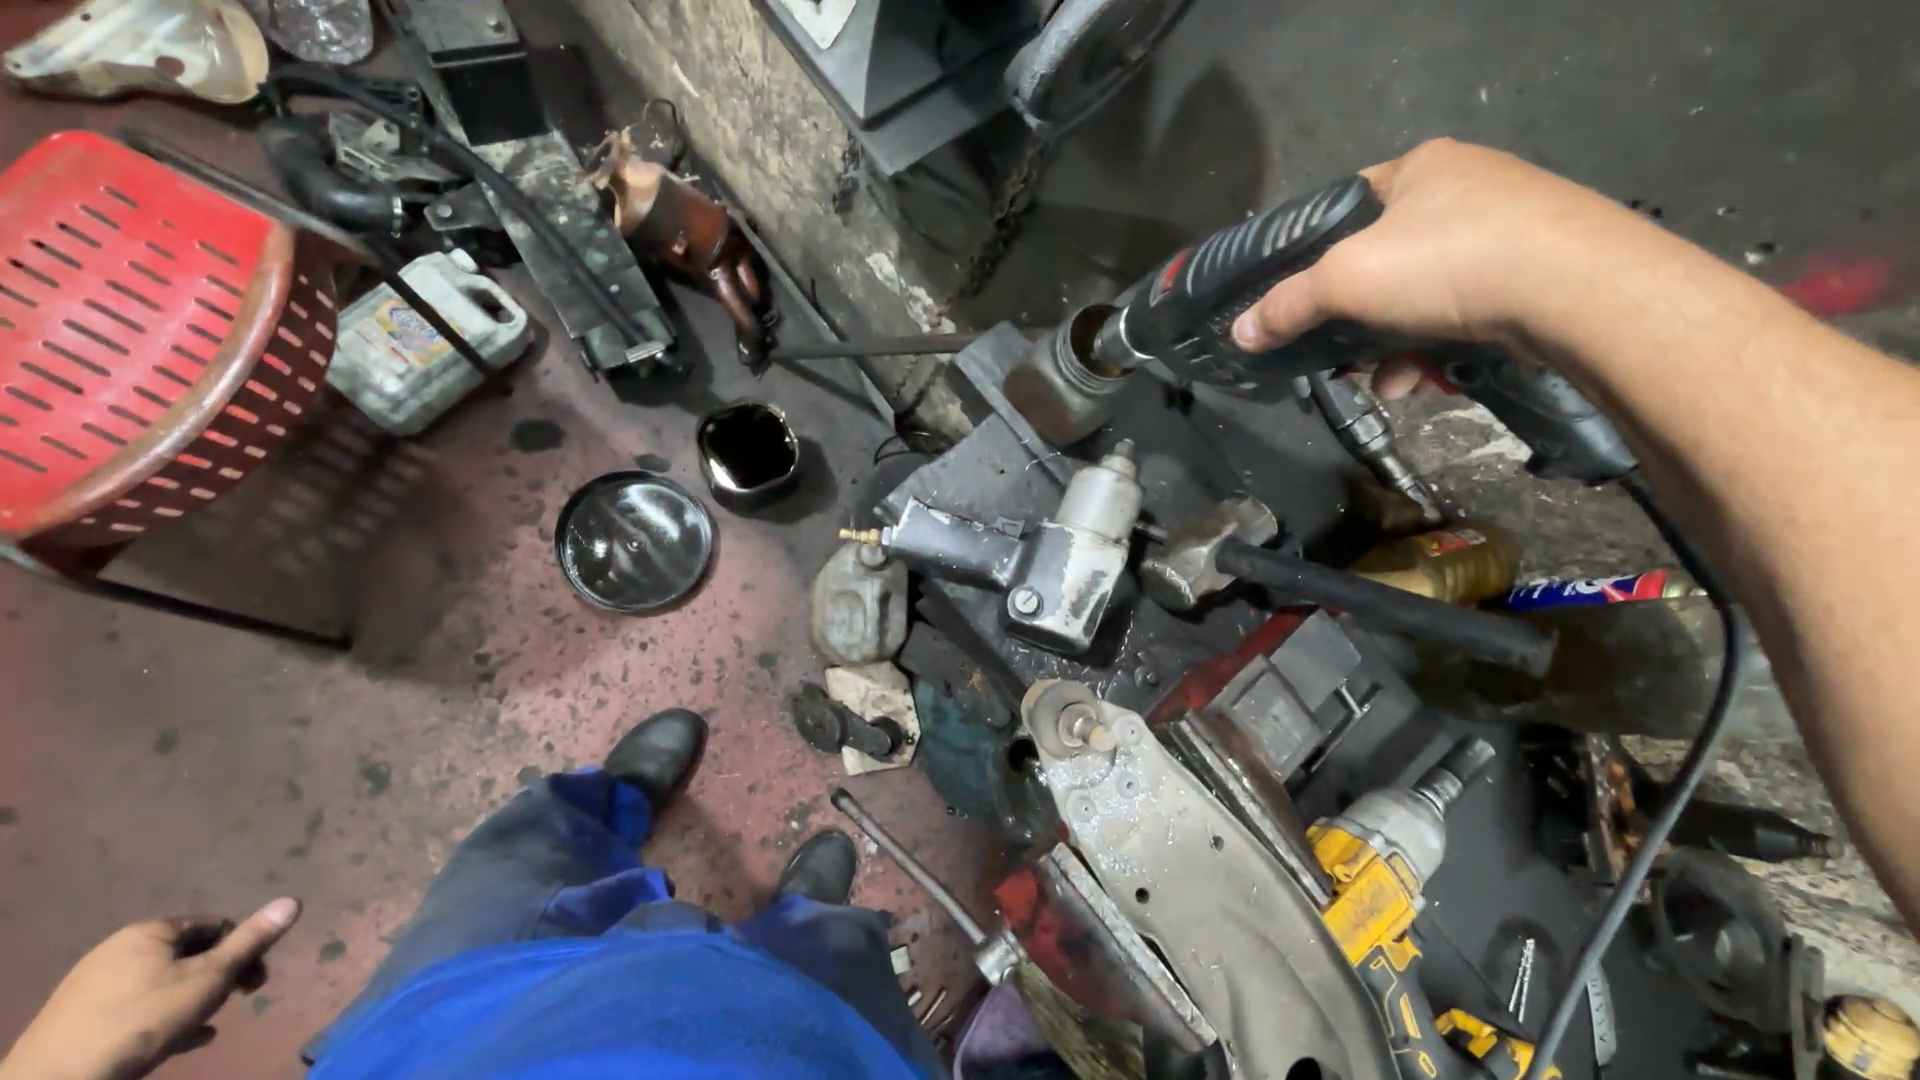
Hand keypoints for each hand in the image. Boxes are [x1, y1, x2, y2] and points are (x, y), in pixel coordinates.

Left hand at [0, 898, 300, 1079]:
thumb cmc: (143, 1020)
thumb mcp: (210, 978)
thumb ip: (252, 940)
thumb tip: (293, 901)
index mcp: (150, 932)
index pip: (216, 926)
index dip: (243, 950)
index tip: (254, 982)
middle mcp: (119, 949)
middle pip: (189, 954)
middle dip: (218, 977)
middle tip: (234, 1002)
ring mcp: (92, 984)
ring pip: (164, 983)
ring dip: (193, 1000)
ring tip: (205, 1024)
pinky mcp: (77, 1018)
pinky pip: (136, 1007)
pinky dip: (163, 1017)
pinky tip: (181, 1040)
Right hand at [1230, 139, 1662, 395]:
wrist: (1580, 292)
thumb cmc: (1447, 262)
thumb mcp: (1345, 281)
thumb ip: (1285, 305)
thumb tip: (1237, 333)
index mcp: (1420, 167)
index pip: (1345, 205)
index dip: (1313, 253)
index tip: (1296, 298)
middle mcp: (1466, 189)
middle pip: (1381, 263)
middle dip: (1354, 321)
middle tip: (1338, 356)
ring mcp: (1507, 231)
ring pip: (1420, 298)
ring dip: (1392, 348)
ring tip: (1385, 384)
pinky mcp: (1535, 274)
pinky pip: (1462, 314)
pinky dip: (1436, 351)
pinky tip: (1425, 383)